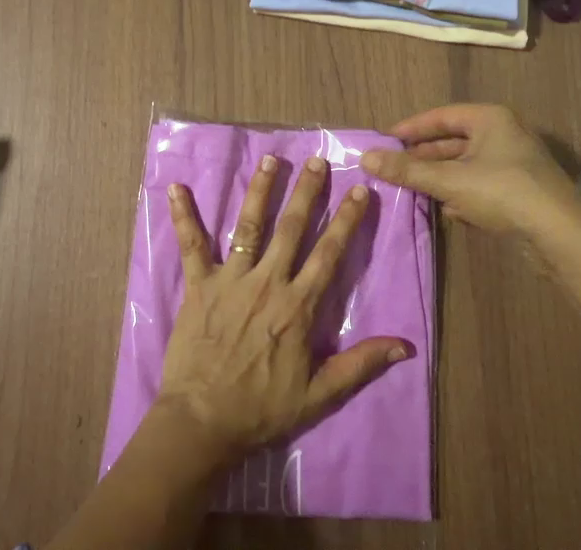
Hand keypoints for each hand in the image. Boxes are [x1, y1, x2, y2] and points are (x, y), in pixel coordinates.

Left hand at [155, 155, 411, 460]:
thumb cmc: (262, 409)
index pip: (330, 253)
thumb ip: (360, 364)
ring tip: (270, 160)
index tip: (360, 190)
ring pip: (249, 226)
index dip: (347, 220)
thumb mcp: (319, 394)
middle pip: (292, 228)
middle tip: (318, 161)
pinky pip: (191, 246)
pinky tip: (175, 189)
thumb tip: (405, 345)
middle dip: (308, 192)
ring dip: (260, 191)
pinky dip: (183, 217)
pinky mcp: (199, 286)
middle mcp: (268, 282)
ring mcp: (231, 280)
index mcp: (299, 306)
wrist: (204, 421)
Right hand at [362, 104, 580, 237]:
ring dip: (440, 178)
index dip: (411, 128)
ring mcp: (513, 163)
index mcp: (490, 119)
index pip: (441, 116)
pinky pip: (480, 186)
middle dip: (423, 157)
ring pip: (465, 166)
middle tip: (392, 168)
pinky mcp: (519, 191)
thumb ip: (408, 170)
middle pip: (453, 141)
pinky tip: (447, 211)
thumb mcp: (449, 180)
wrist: (558, 234)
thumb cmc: (502, 192)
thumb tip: (366, 157)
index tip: (384, 140)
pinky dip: (461, 195)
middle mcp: (504, 134)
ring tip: (411, 190)